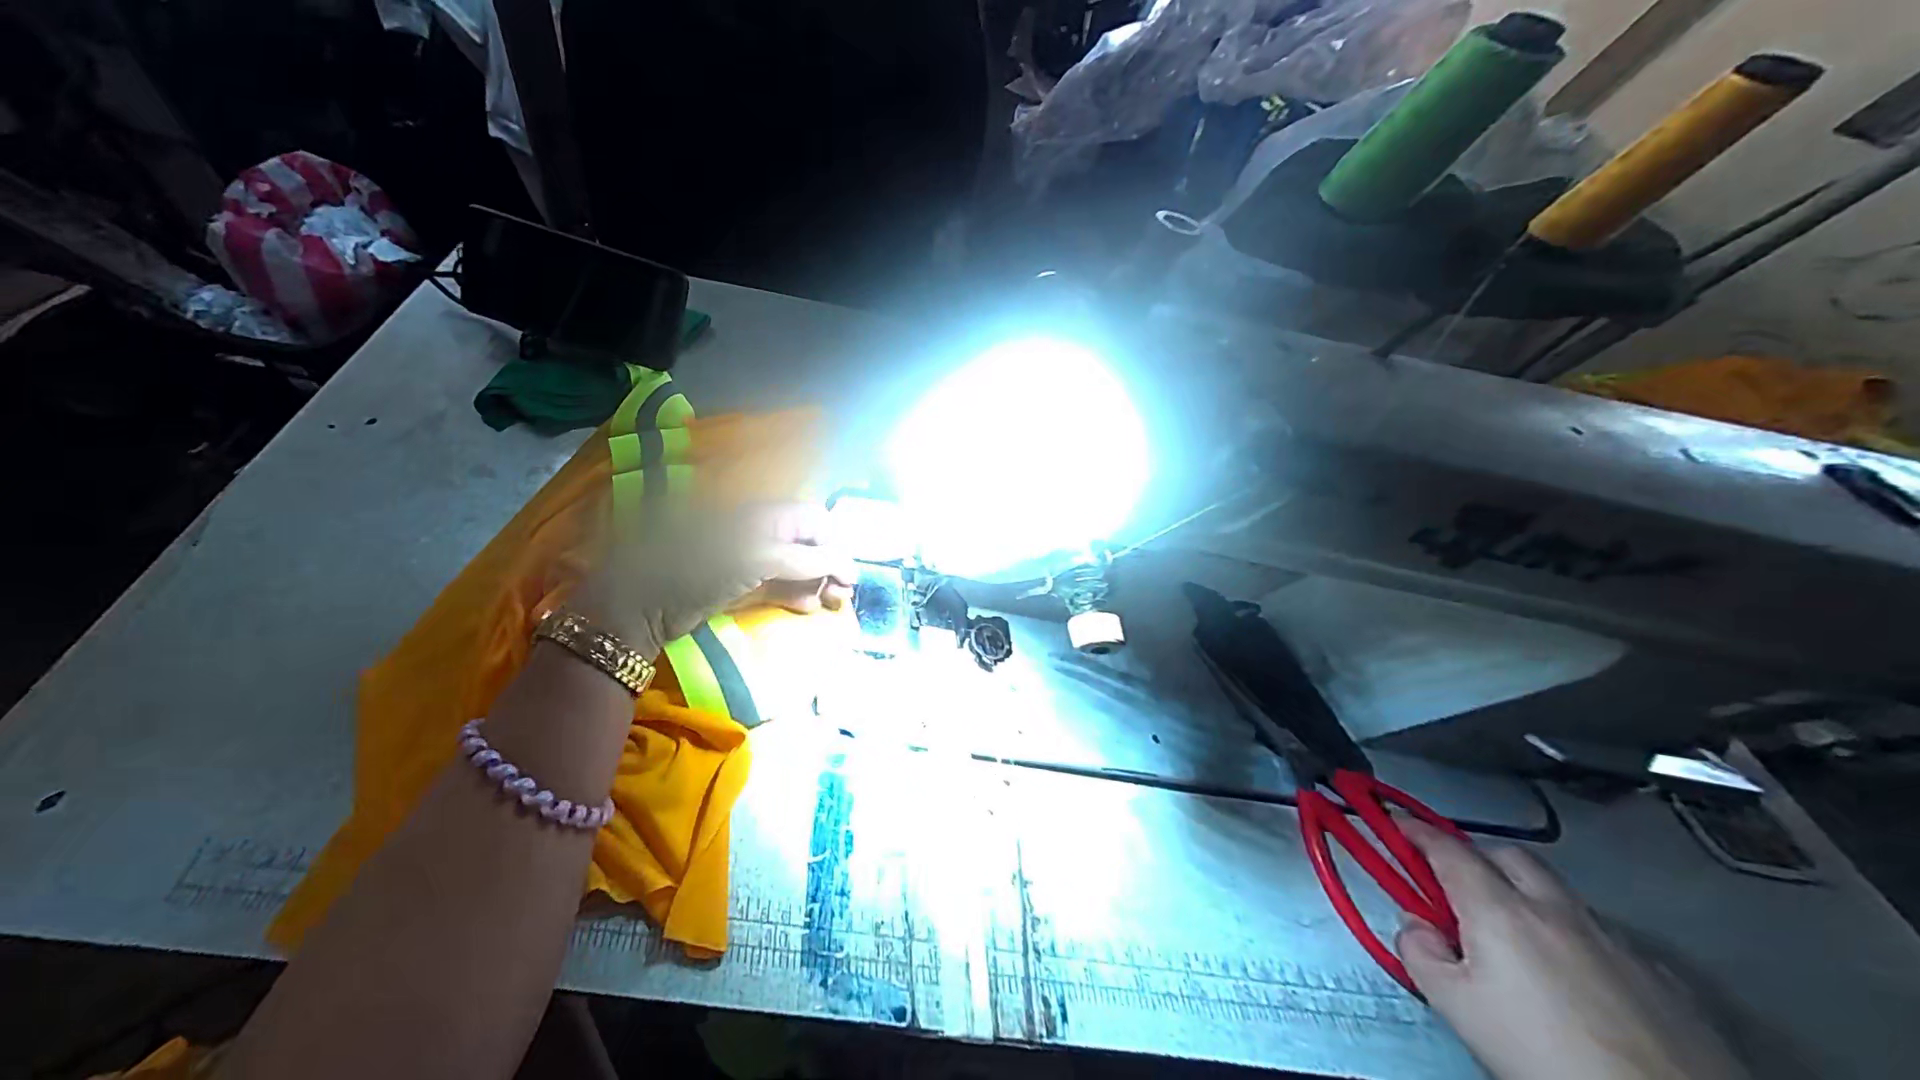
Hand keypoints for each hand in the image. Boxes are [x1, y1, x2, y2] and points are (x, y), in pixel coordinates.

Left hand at [571, 501, 853, 654]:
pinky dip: (798, 594)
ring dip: (819, 583)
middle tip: (843, 596)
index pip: (816, 521)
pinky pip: (782, 585)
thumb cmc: (701, 569)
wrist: (646, 603)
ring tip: (830, 604)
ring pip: (799, 567)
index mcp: (767, 515)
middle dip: (831, 567)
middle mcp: (764, 532)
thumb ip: (808, 561)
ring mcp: (754, 559)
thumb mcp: (760, 558)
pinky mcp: (744, 584)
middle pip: (811, 544)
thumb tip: (849, 568)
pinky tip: (808, 606)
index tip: (849, 576)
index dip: (836, 545)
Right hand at [1396, 820, 1748, 1079]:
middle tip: (1456, 885)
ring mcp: (1616, 939)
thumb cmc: (1540, 1052)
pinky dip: (1575, 937)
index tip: (1396, 824)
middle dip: (1476, 857)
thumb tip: (1417, 926)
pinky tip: (1578, 978)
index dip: (1417, 832)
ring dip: (1528, 895)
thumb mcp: (1456, 1008)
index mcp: (1500, 910)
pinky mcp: (1663, 977)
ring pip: (1559, 894)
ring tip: (1517, 937)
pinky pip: (1604, 935)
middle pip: (1509, 856)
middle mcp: (1556, 909)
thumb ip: (1421, 954)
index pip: (1448, 850)